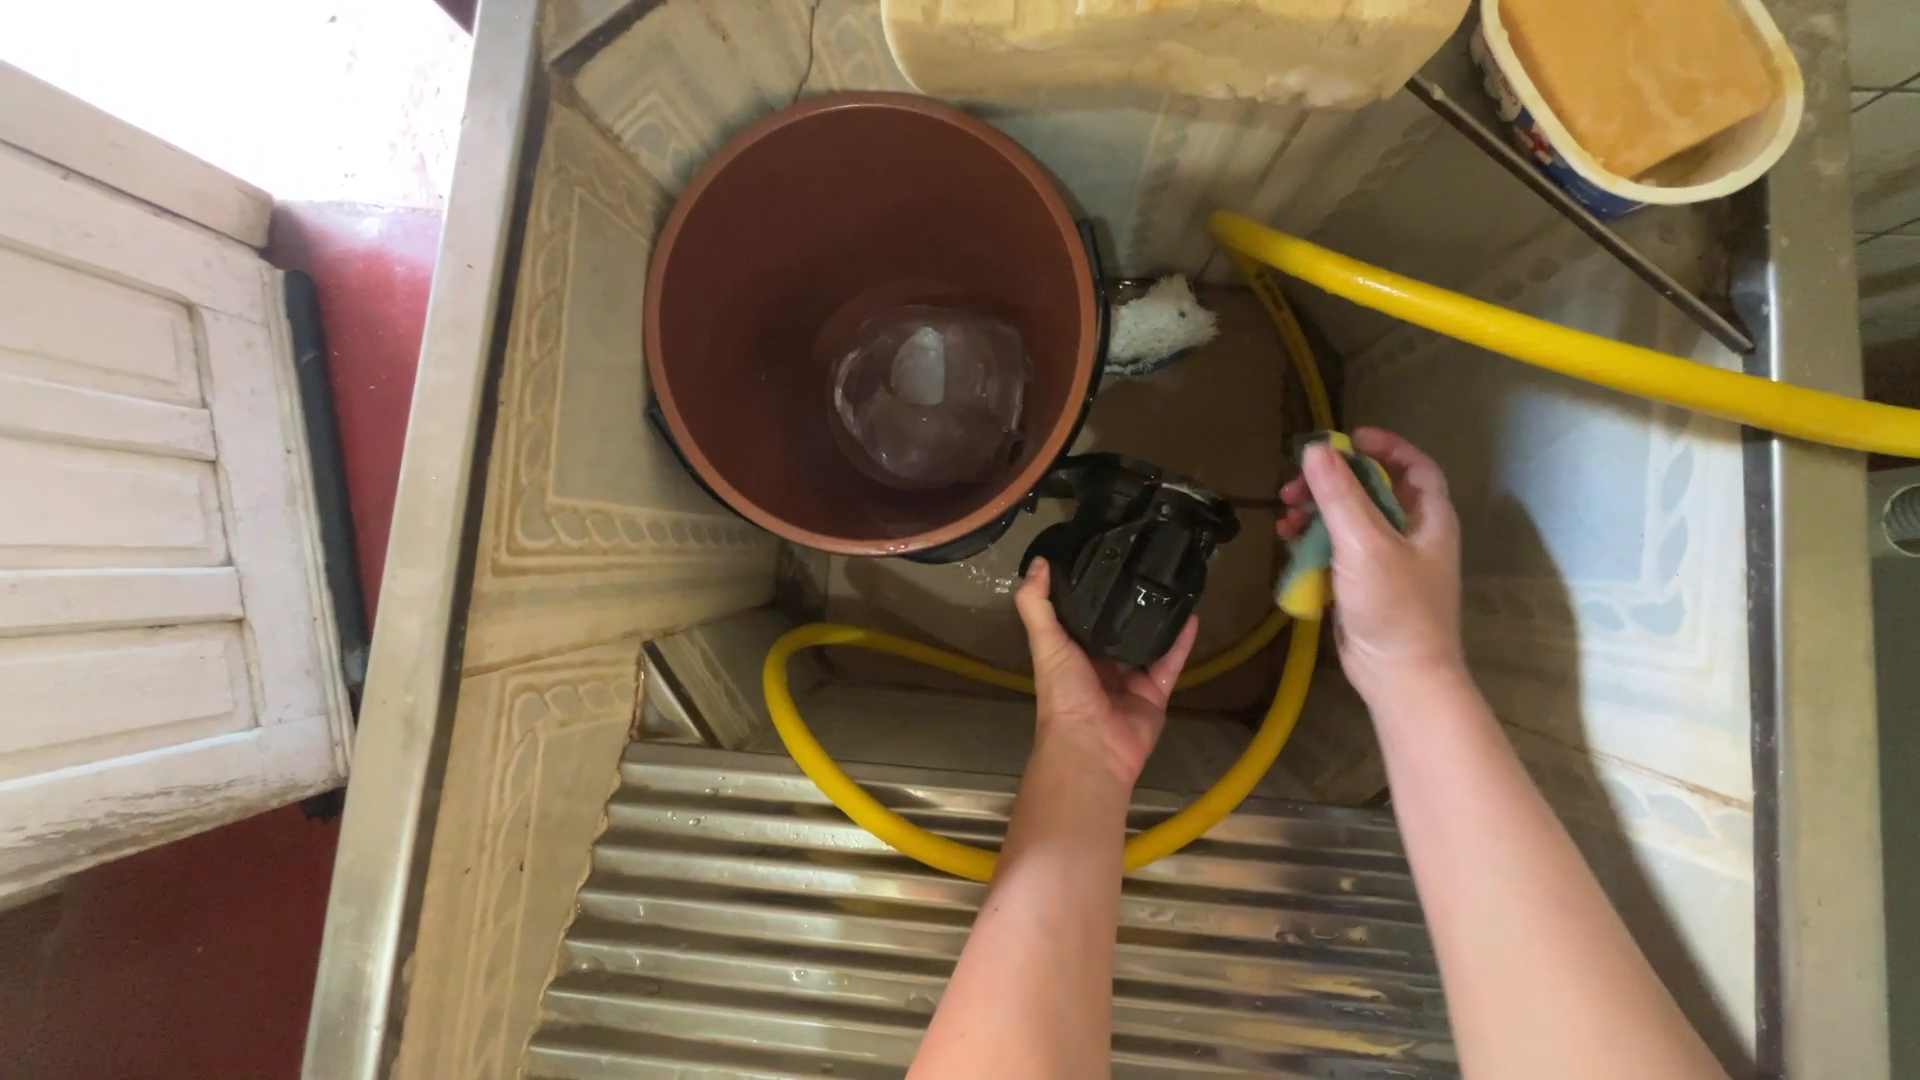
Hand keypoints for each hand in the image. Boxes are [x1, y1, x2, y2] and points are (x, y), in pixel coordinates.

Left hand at [1013, 558, 1197, 786]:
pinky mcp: (1156, 692)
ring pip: (1148, 642)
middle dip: (1128, 602)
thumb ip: (1036, 604)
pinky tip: (1192, 612)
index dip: (1090, 589)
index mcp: (1071, 651)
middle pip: (1118, 627)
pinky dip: (1182, 641)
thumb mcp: (1044, 641)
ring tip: (1171, 582)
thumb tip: (1038, 562)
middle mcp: (1100, 663)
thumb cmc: (1063, 691)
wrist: (1092, 745)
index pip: (1081, 614)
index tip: (1104, 557)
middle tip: (1144, 564)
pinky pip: (1171, 662)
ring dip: (1159, 617)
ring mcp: (1130, 679)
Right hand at [1278, 427, 1464, 705]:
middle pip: (1371, 491)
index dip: (1385, 446)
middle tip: (1296, 484)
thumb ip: (1339, 495)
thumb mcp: (1364, 544)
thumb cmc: (1393, 606)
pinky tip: (1289, 542)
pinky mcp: (1362, 583)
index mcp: (1428, 519)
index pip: (1413, 466)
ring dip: (1316, 512)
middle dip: (1332, 482)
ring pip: (1348, 520)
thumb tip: (1315, 448)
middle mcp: (1411, 534)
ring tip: (1286, 514)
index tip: (1346, 438)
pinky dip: (1313, 540)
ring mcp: (1386, 560)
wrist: (1399, 674)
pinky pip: (1336, 549)